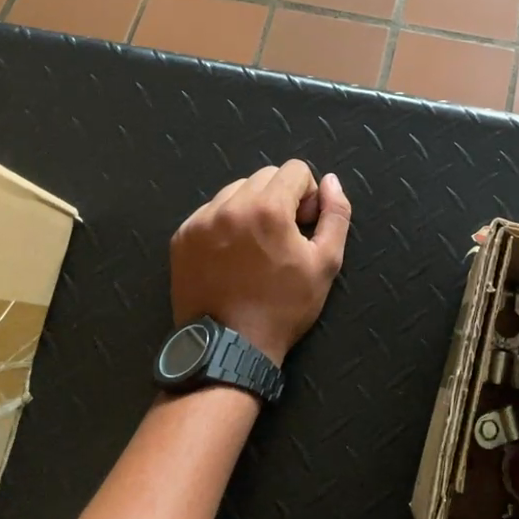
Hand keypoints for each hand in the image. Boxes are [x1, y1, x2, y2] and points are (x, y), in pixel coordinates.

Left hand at [169, 161, 350, 364]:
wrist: (229, 348)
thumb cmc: (283, 307)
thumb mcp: (326, 263)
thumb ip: (336, 214)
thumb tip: (331, 181)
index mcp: (268, 208)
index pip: (295, 170)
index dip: (308, 195)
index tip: (304, 226)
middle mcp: (230, 205)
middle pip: (265, 176)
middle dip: (280, 197)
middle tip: (282, 237)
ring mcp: (201, 220)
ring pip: (236, 191)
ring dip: (252, 207)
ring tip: (255, 246)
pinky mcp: (181, 237)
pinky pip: (211, 211)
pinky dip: (225, 223)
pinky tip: (231, 255)